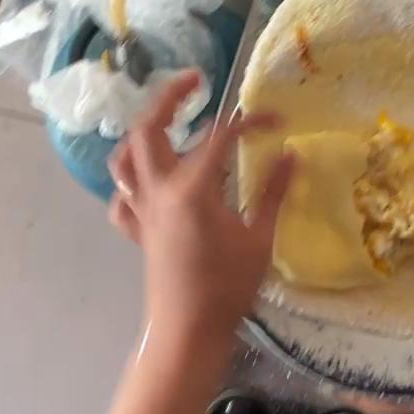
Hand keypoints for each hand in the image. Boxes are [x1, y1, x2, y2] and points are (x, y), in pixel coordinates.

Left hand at [107, 72, 295, 353]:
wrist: (187, 331)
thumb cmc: (228, 287)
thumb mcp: (259, 238)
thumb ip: (272, 192)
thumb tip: (290, 155)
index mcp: (192, 189)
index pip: (220, 136)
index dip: (250, 121)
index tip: (276, 121)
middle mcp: (158, 191)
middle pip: (149, 128)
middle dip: (169, 97)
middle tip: (196, 81)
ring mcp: (142, 210)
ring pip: (125, 157)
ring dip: (143, 133)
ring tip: (168, 122)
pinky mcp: (137, 230)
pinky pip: (122, 196)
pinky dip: (132, 180)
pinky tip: (151, 180)